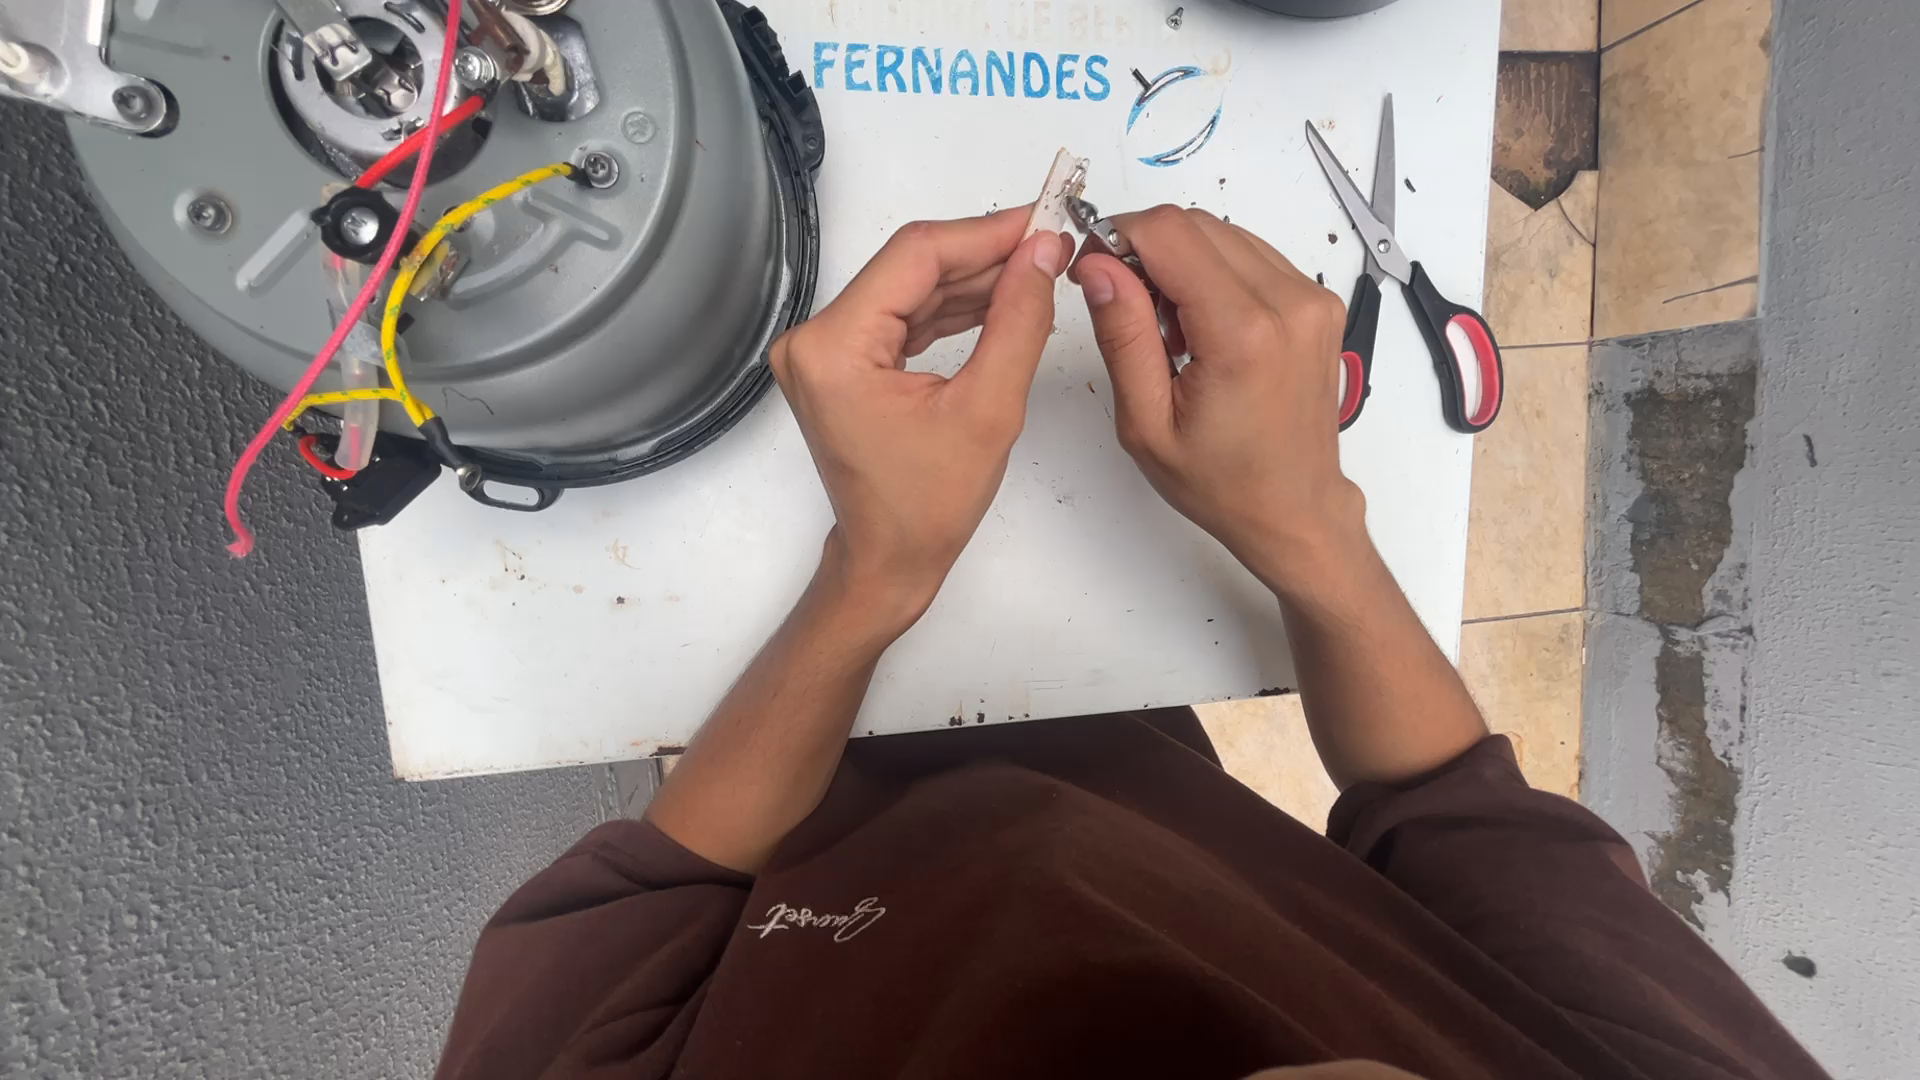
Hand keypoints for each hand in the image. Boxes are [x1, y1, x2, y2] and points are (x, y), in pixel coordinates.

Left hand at [771, 208, 1072, 635]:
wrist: (889, 559)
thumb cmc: (929, 507)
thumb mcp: (989, 411)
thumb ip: (1019, 322)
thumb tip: (1043, 252)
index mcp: (834, 349)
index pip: (916, 257)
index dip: (986, 233)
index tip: (1042, 220)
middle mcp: (814, 340)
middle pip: (910, 269)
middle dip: (983, 256)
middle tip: (1048, 244)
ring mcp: (824, 352)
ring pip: (909, 291)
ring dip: (971, 282)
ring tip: (1033, 273)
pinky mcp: (841, 364)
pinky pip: (902, 320)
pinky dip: (949, 311)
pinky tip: (996, 302)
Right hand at [1070, 206, 1364, 595]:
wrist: (1292, 507)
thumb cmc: (1222, 481)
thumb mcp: (1147, 422)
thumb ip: (1122, 336)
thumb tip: (1097, 269)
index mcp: (1243, 335)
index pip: (1169, 234)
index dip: (1117, 238)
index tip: (1090, 267)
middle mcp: (1288, 304)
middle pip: (1196, 225)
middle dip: (1144, 251)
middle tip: (1121, 306)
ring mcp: (1311, 299)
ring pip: (1223, 235)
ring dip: (1179, 265)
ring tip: (1166, 331)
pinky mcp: (1316, 302)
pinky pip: (1251, 256)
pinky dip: (1212, 275)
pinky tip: (1199, 327)